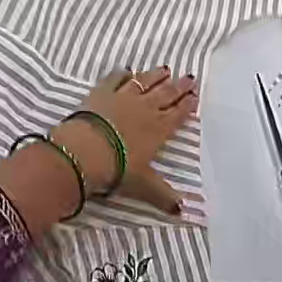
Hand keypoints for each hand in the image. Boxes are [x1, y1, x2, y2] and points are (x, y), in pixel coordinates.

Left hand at [52, 67, 197, 214]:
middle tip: (189, 78)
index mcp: (160, 129)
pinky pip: (116, 78)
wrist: (86, 151)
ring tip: (165, 69)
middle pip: (167, 93)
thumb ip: (163, 196)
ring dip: (156, 75)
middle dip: (180, 86)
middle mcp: (146, 109)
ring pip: (145, 81)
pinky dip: (123, 73)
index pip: (179, 114)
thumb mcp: (144, 185)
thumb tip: (181, 212)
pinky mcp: (102, 91)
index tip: (195, 96)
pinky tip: (127, 70)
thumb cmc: (118, 169)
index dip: (188, 105)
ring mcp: (124, 97)